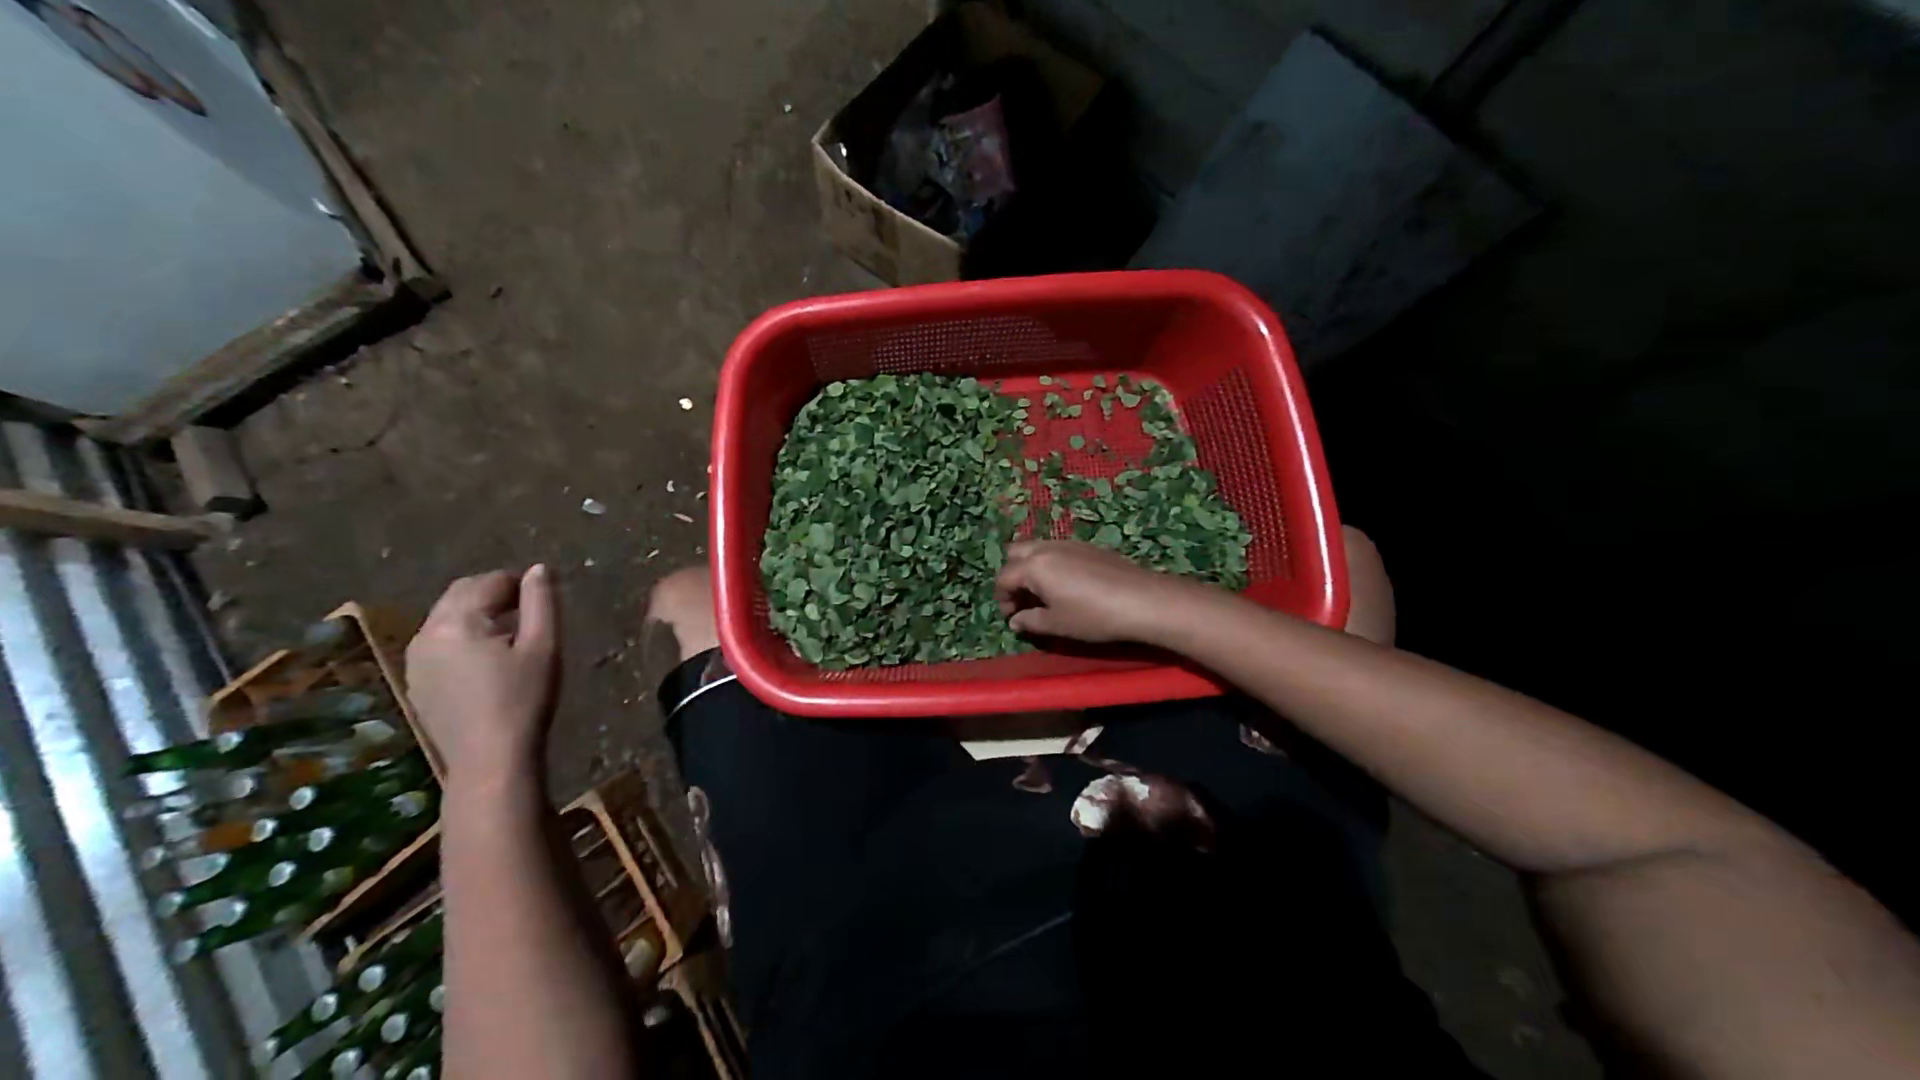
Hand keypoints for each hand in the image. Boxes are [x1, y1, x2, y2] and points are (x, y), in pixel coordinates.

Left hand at [405, 566, 559, 785]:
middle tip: (529, 605)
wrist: (490, 761)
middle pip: (460, 595)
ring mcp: (416, 661)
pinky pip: (440, 644)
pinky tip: (489, 659)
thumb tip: (539, 569)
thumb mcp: (543, 646)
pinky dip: (464, 638)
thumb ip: (541, 601)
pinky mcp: (417, 684)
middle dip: (494, 592)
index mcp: (456, 622)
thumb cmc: (524, 699)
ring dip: (478, 614)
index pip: (487, 582)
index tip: (543, 591)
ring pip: (447, 619)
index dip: (518, 581)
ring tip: (512, 631)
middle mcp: (426, 635)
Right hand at [993, 541, 1207, 644]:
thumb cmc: (1093, 616)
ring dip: (1032, 567)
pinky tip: (1067, 585)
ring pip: (1037, 548)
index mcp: (1033, 566)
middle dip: (1013, 575)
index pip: (1004, 578)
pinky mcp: (1088, 546)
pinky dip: (1051, 563)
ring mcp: (1069, 543)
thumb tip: (1015, 620)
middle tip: (1024, 599)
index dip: (1003, 599)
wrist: (1142, 600)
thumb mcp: (1057, 624)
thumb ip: (1030, 621)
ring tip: (1044, 593)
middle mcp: (1046, 548)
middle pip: (1016, 553)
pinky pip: (1058, 549)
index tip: (1013, 617)